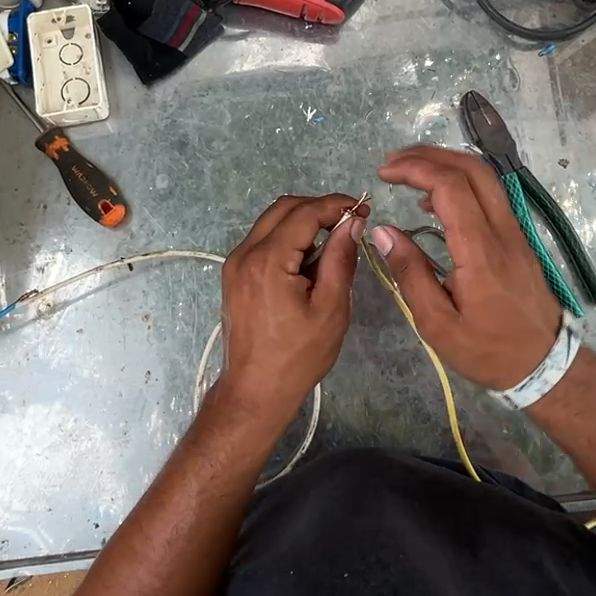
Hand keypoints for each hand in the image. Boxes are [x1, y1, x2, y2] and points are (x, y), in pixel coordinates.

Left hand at [216, 194, 362, 423]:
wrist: (254, 391)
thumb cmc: (297, 356)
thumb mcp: (330, 309)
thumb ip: (340, 260)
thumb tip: (351, 223)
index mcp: (267, 260)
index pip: (304, 213)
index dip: (335, 205)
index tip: (362, 208)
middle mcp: (244, 253)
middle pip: (283, 208)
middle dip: (318, 208)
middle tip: (349, 221)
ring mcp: (235, 263)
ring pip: (270, 222)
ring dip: (302, 222)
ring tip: (332, 243)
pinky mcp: (233, 275)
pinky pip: (262, 241)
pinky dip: (286, 239)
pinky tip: (308, 261)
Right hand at [374, 146, 561, 389]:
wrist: (545, 366)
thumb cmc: (488, 350)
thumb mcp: (437, 324)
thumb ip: (409, 273)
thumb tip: (383, 231)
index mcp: (480, 250)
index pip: (451, 186)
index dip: (415, 169)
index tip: (384, 173)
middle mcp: (502, 230)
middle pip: (471, 168)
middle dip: (428, 155)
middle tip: (392, 163)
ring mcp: (514, 231)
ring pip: (484, 176)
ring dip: (445, 164)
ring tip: (408, 173)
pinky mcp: (517, 237)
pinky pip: (489, 193)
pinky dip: (458, 182)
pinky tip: (433, 201)